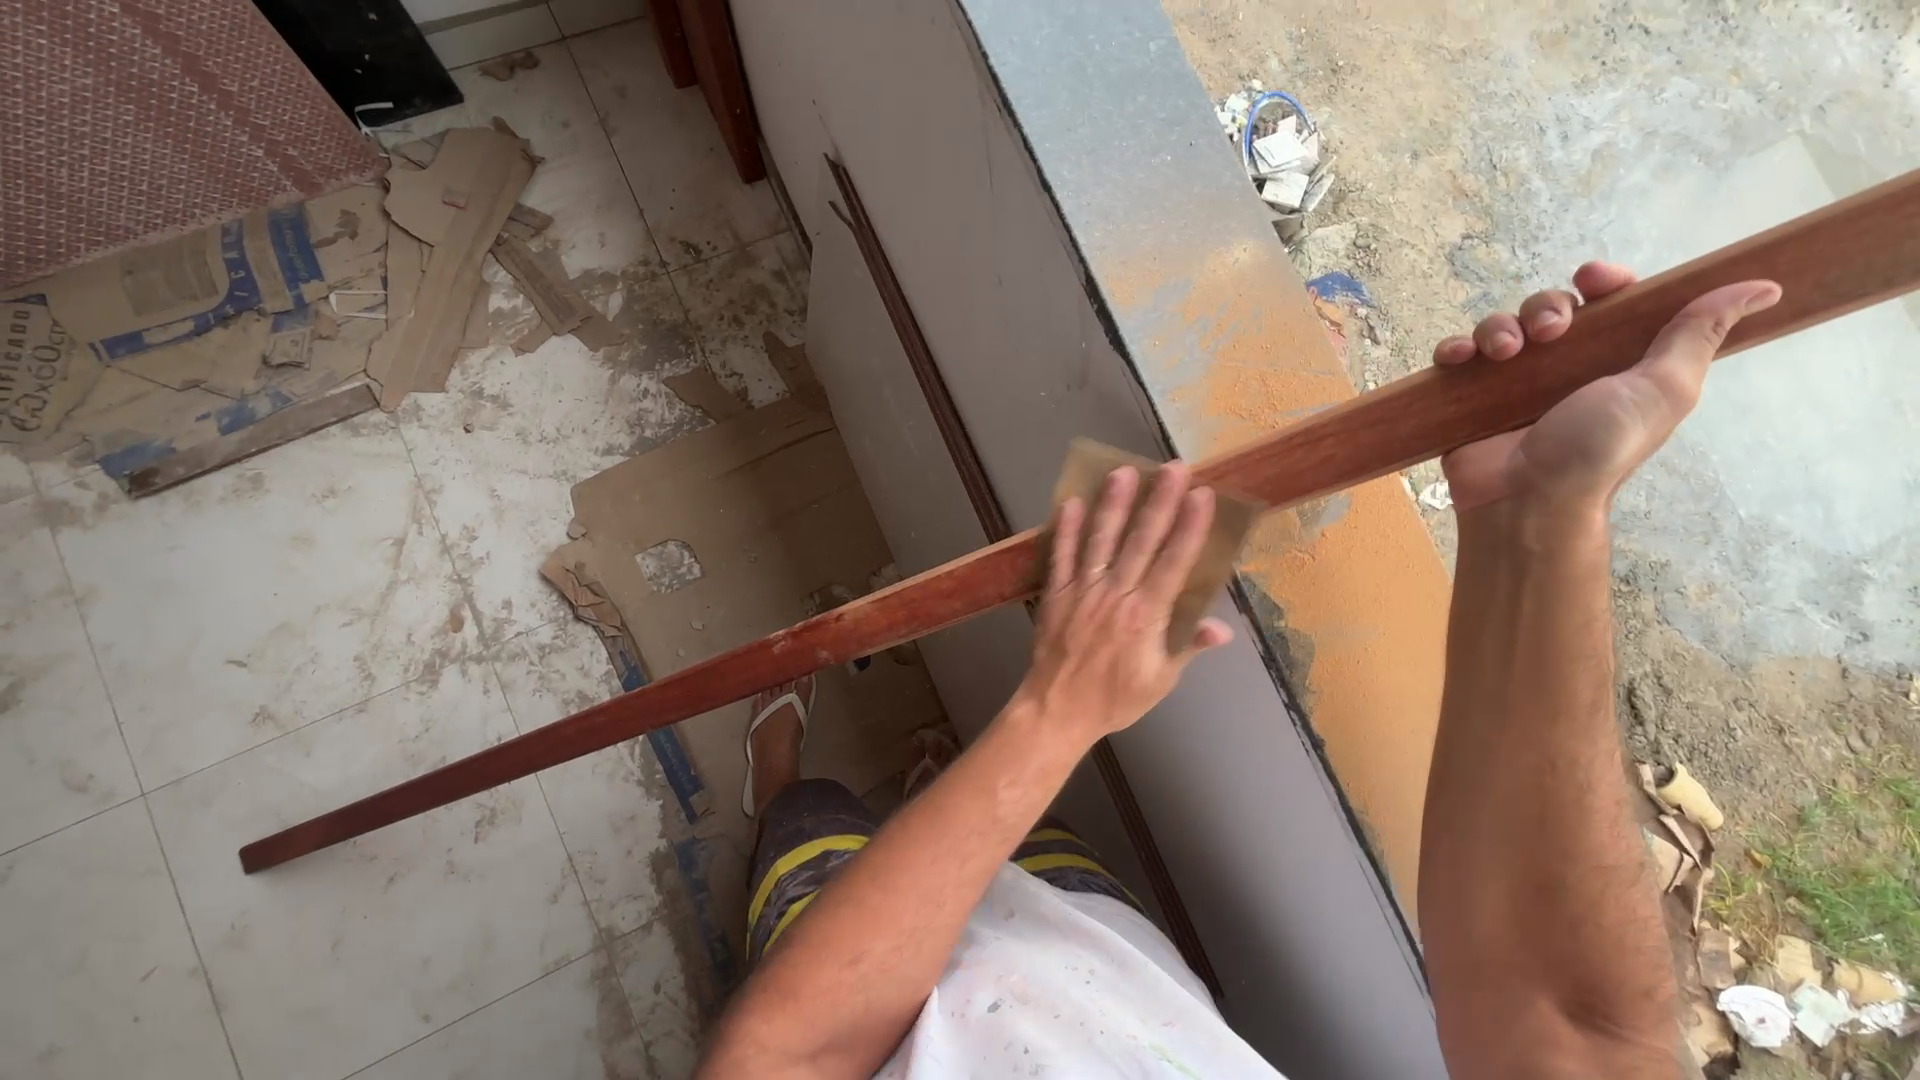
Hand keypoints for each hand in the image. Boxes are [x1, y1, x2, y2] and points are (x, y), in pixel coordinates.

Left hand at [1014, 461, 1233, 743]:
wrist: (1058, 710)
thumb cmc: (1115, 699)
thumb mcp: (1161, 680)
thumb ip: (1187, 646)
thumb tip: (1222, 628)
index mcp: (1146, 615)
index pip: (1174, 562)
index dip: (1190, 527)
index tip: (1203, 495)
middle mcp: (1116, 595)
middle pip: (1141, 541)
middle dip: (1159, 501)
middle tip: (1172, 468)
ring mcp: (1083, 591)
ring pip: (1101, 540)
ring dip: (1114, 504)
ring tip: (1124, 471)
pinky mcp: (1056, 594)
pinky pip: (1061, 556)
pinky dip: (1067, 530)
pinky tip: (1072, 502)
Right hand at [1432, 262, 1780, 512]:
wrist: (1526, 498)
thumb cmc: (1598, 447)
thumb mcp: (1662, 389)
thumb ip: (1697, 335)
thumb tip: (1763, 287)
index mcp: (1610, 361)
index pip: (1607, 304)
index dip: (1603, 283)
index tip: (1592, 278)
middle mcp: (1559, 368)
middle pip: (1547, 309)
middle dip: (1544, 308)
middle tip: (1549, 334)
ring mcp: (1509, 384)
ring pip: (1499, 328)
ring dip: (1497, 328)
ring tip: (1502, 353)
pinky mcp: (1466, 399)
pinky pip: (1455, 359)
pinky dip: (1454, 350)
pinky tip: (1458, 359)